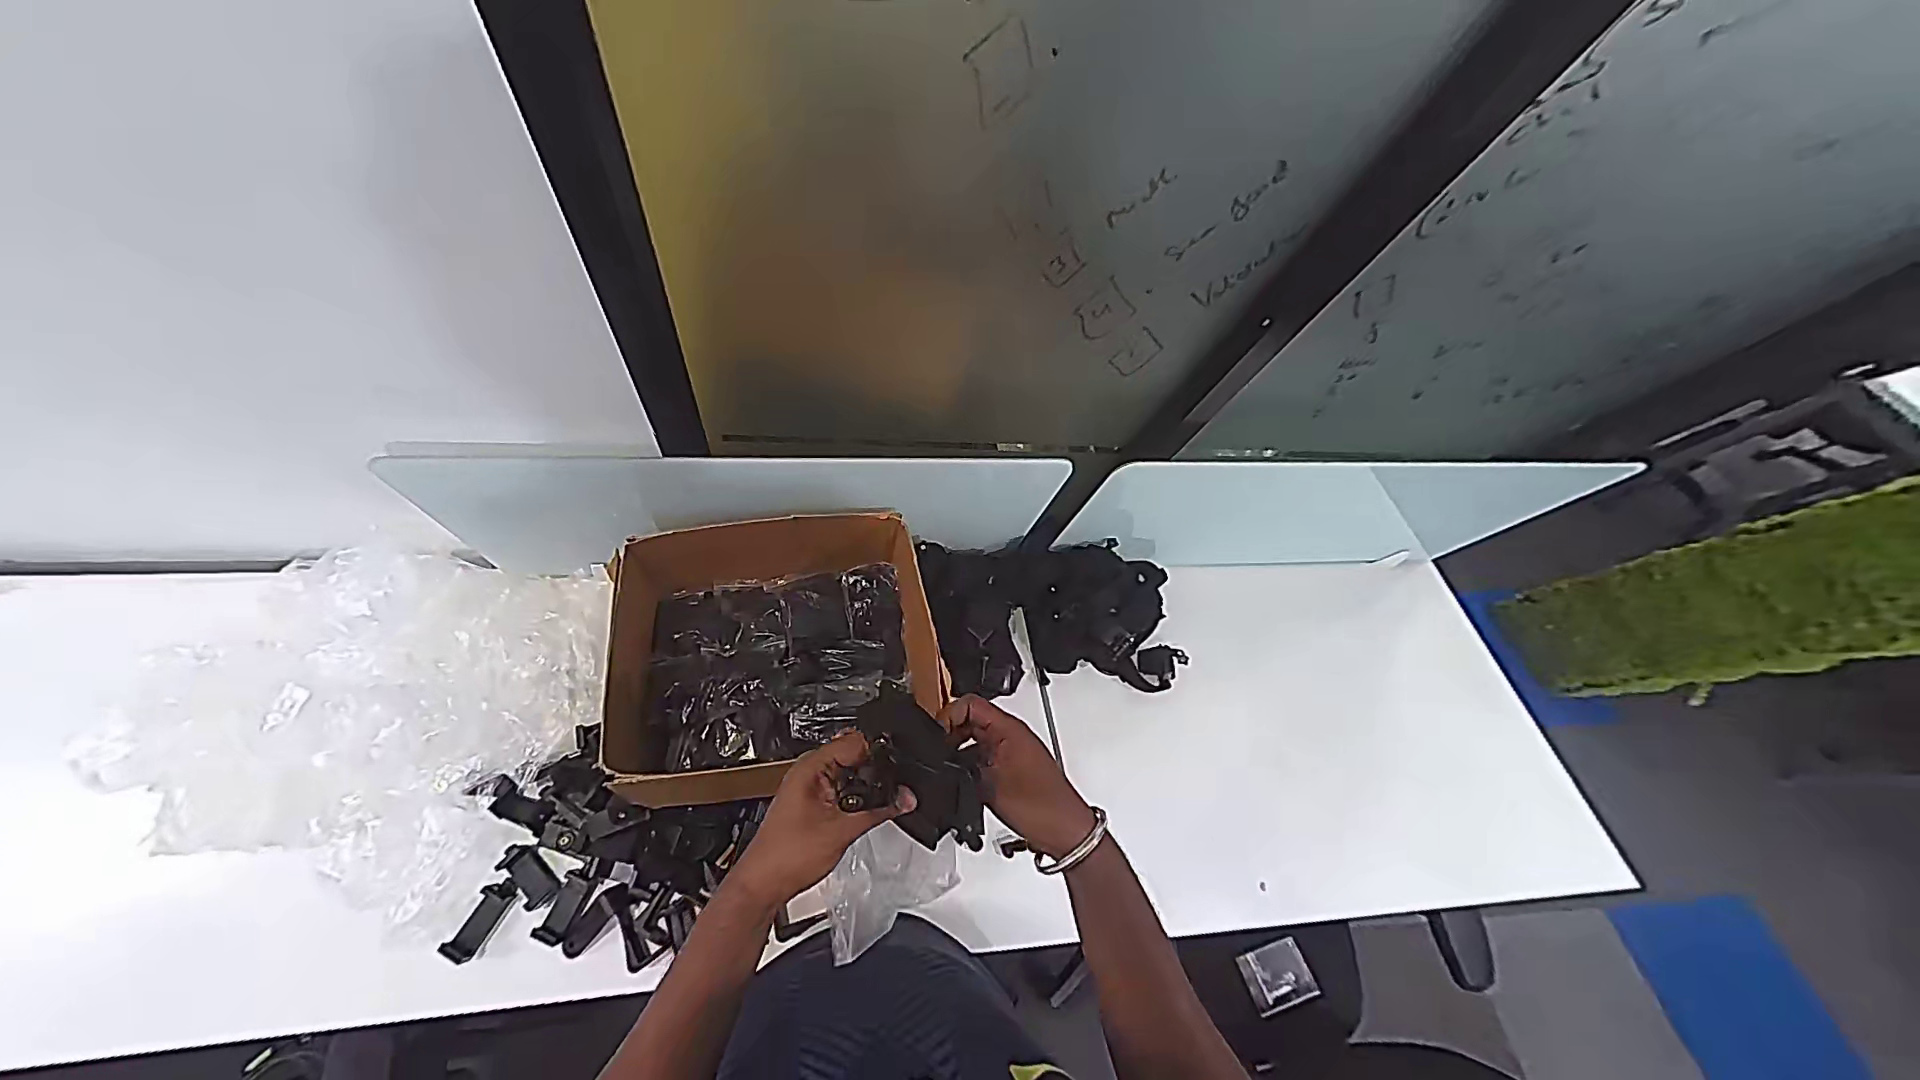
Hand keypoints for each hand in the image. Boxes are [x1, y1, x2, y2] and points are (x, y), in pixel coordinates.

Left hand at [726, 733, 915, 909]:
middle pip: (853, 756)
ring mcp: (808, 786)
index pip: (855, 742)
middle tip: (894, 787)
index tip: (898, 770)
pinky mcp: (811, 801)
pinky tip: (862, 811)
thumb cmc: (786, 856)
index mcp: (811, 766)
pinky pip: (840, 789)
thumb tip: (904, 798)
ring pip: (848, 774)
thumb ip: (879, 810)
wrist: (763, 885)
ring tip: (881, 801)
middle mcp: (808, 771)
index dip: (879, 755)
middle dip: (875, 771)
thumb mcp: (843, 830)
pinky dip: (854, 797)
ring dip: (865, 786)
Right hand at [946, 695, 1096, 858]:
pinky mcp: (1014, 765)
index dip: (949, 716)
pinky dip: (972, 764)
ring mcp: (1013, 750)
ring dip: (960, 750)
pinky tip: (966, 782)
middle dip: (951, 734)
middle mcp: (1012, 735)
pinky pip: (985, 755)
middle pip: (971, 719)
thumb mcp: (990, 787)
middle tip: (940, 754)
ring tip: (951, 769)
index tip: (938, 735)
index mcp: (1009, 729)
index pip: (970, 703)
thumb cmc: (1043, 808)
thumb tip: (946, 761)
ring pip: (977, 738)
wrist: (1066, 831)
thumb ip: (962, 769)